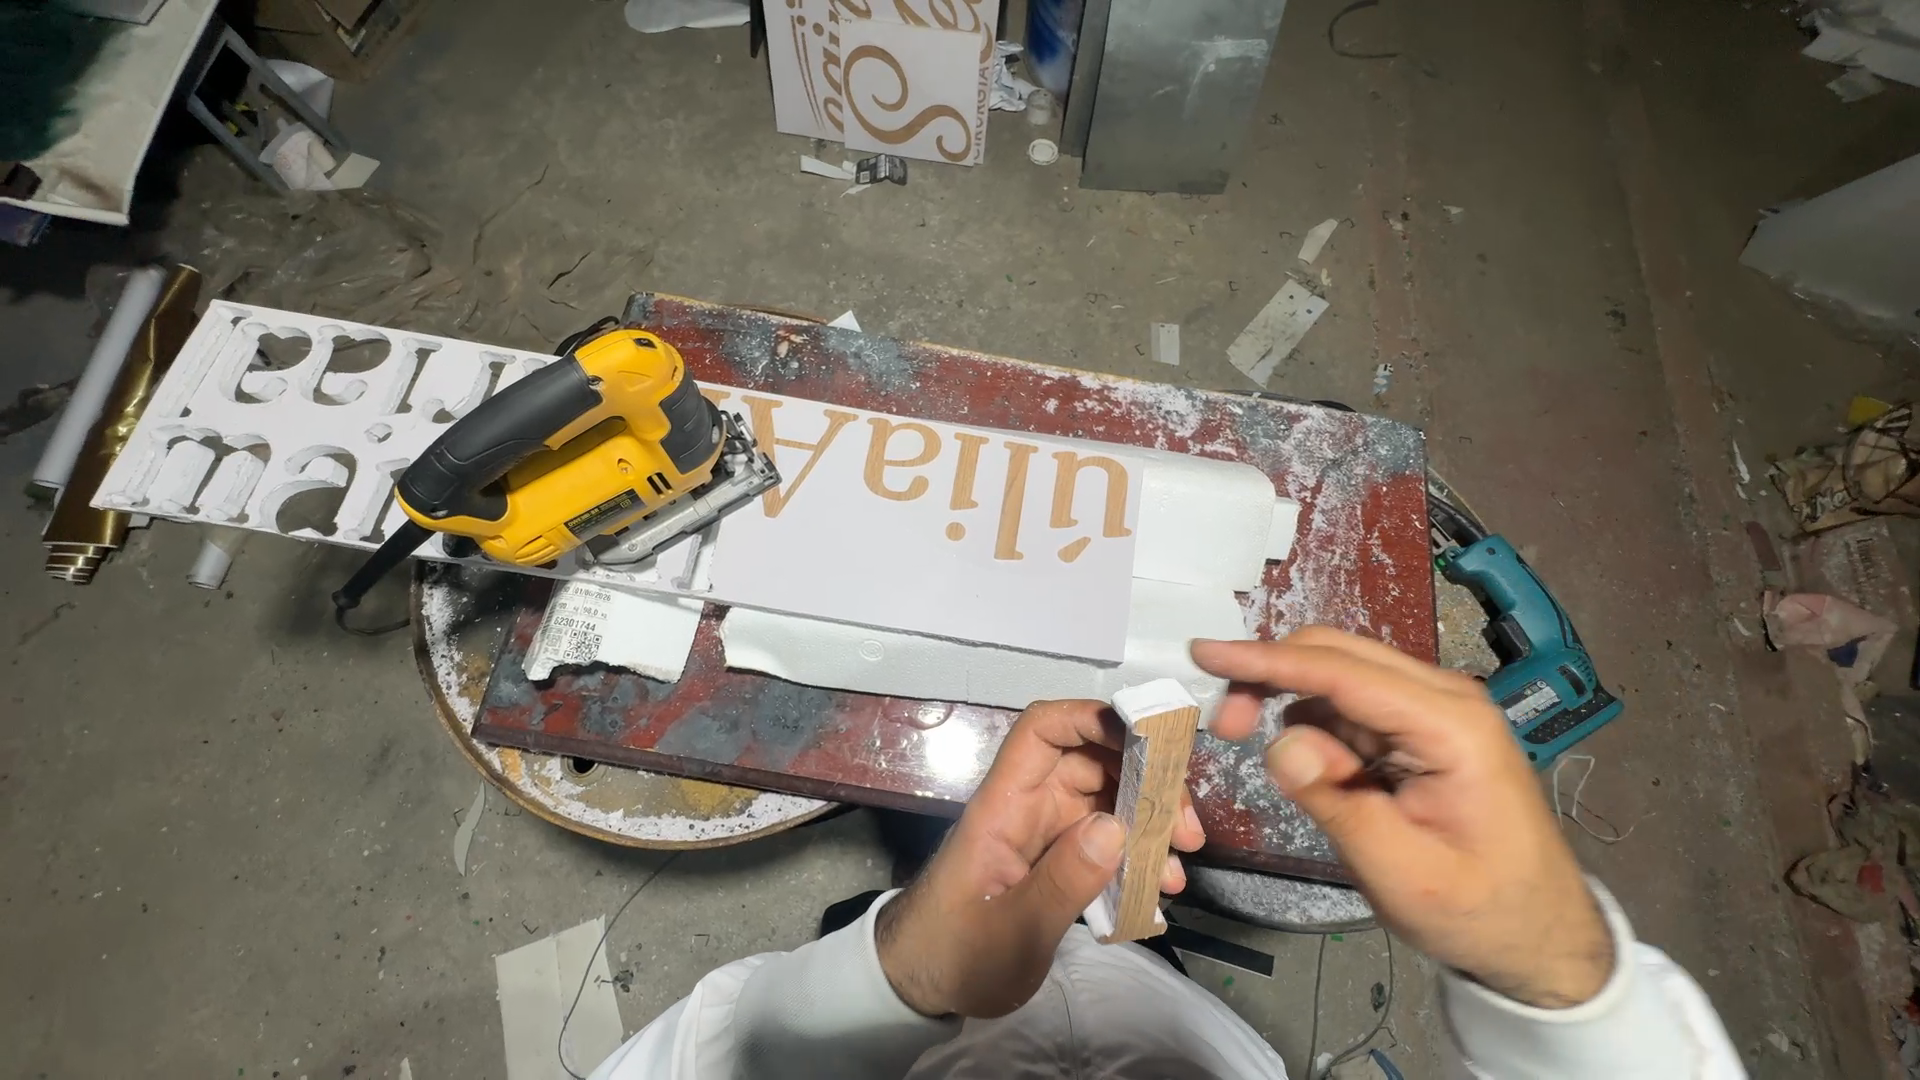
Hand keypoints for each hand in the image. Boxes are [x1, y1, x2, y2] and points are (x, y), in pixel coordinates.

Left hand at [875, 700, 1205, 1017]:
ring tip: (1176, 871)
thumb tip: (1116, 826)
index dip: (1090, 719)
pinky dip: (1137, 856)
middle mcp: (1029, 805)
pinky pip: (1105, 840)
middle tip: (1187, 830)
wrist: (923, 984)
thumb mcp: (1012, 931)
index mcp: (1005, 804)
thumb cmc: (955, 953)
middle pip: (1092, 762)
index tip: (1149, 741)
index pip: (1042, 730)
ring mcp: (1046, 831)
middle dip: (1146, 782)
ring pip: (1107, 801)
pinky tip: (1158, 890)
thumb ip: (1063, 881)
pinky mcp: (1058, 859)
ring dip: (1149, 825)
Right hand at [1193, 627, 1614, 1008]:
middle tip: (1225, 726)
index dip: (1265, 660)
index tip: (1204, 653)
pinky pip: (1342, 706)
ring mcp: (1427, 709)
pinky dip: (1314, 730)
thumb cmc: (1478, 911)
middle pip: (1332, 654)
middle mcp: (1440, 698)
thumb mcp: (1399, 870)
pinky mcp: (1411, 727)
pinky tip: (1327, 777)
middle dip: (1269, 677)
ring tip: (1297, 779)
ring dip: (1290, 708)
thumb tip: (1278, 744)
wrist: (1540, 941)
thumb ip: (1334, 801)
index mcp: (1449, 725)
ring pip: (1331, 676)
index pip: (1339, 672)